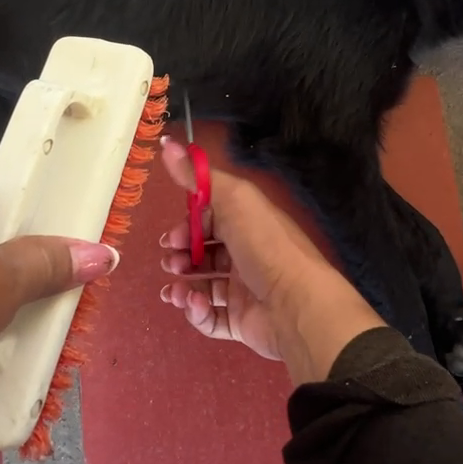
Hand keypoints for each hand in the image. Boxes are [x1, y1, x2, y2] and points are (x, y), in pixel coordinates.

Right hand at [155, 139, 385, 383]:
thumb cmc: (265, 245)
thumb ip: (196, 175)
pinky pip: (211, 317)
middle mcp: (247, 253)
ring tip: (175, 291)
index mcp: (248, 222)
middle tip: (171, 263)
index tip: (171, 235)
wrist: (297, 304)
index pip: (209, 219)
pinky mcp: (242, 322)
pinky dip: (197, 311)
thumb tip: (165, 141)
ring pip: (203, 285)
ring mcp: (244, 289)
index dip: (187, 226)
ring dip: (183, 285)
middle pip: (204, 252)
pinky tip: (193, 304)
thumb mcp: (232, 198)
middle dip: (181, 256)